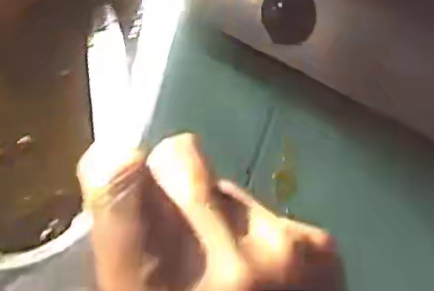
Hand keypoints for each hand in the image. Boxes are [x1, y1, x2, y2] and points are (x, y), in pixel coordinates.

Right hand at [79, 133, 341, 290]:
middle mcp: (224, 258)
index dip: (110, 170)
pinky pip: (270, 214)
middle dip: (167, 185)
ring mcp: (282, 246)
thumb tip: (118, 216)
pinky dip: (261, 243)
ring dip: (218, 221)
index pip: (122, 177)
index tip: (111, 184)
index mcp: (156, 290)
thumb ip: (126, 269)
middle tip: (169, 235)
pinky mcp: (323, 250)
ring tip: (225, 283)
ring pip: (226, 185)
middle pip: (179, 156)